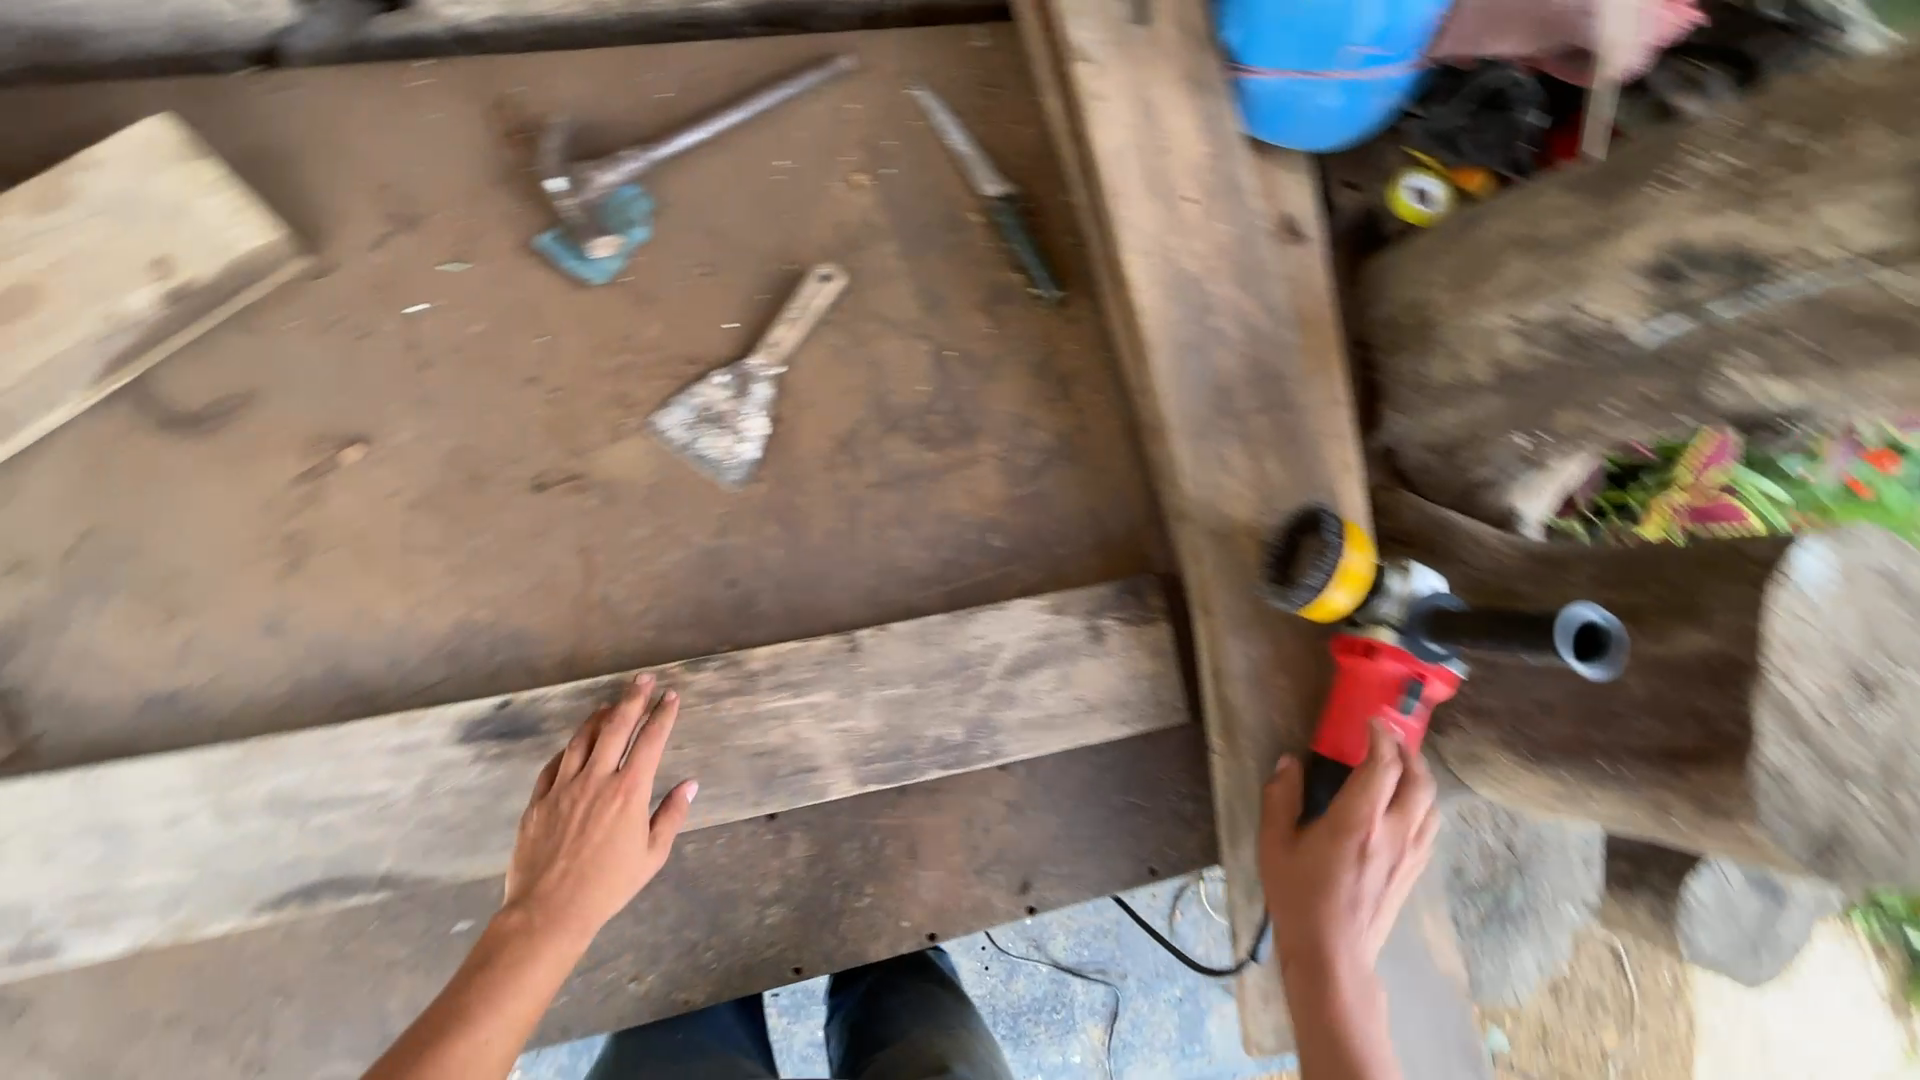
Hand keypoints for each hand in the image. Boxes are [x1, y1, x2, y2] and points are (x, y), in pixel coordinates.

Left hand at [501, 673, 697, 944]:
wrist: (549, 911)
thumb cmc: (609, 886)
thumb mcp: (652, 855)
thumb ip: (671, 815)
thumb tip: (690, 784)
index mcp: (629, 791)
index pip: (651, 740)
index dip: (663, 714)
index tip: (672, 696)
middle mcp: (597, 779)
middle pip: (616, 726)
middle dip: (633, 698)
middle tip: (643, 679)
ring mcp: (564, 787)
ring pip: (582, 738)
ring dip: (599, 716)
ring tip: (611, 703)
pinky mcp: (539, 800)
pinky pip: (555, 763)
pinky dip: (570, 747)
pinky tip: (576, 743)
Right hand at [1258, 722, 1438, 979]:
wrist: (1333, 954)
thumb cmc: (1298, 896)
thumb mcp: (1274, 843)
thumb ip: (1280, 797)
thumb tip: (1288, 762)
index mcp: (1357, 821)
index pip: (1383, 765)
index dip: (1380, 736)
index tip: (1369, 721)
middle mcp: (1393, 832)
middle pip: (1419, 779)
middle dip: (1407, 750)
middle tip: (1387, 736)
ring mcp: (1409, 854)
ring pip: (1431, 803)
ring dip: (1419, 775)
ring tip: (1399, 764)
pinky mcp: (1414, 871)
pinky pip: (1429, 825)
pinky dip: (1422, 802)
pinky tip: (1402, 803)